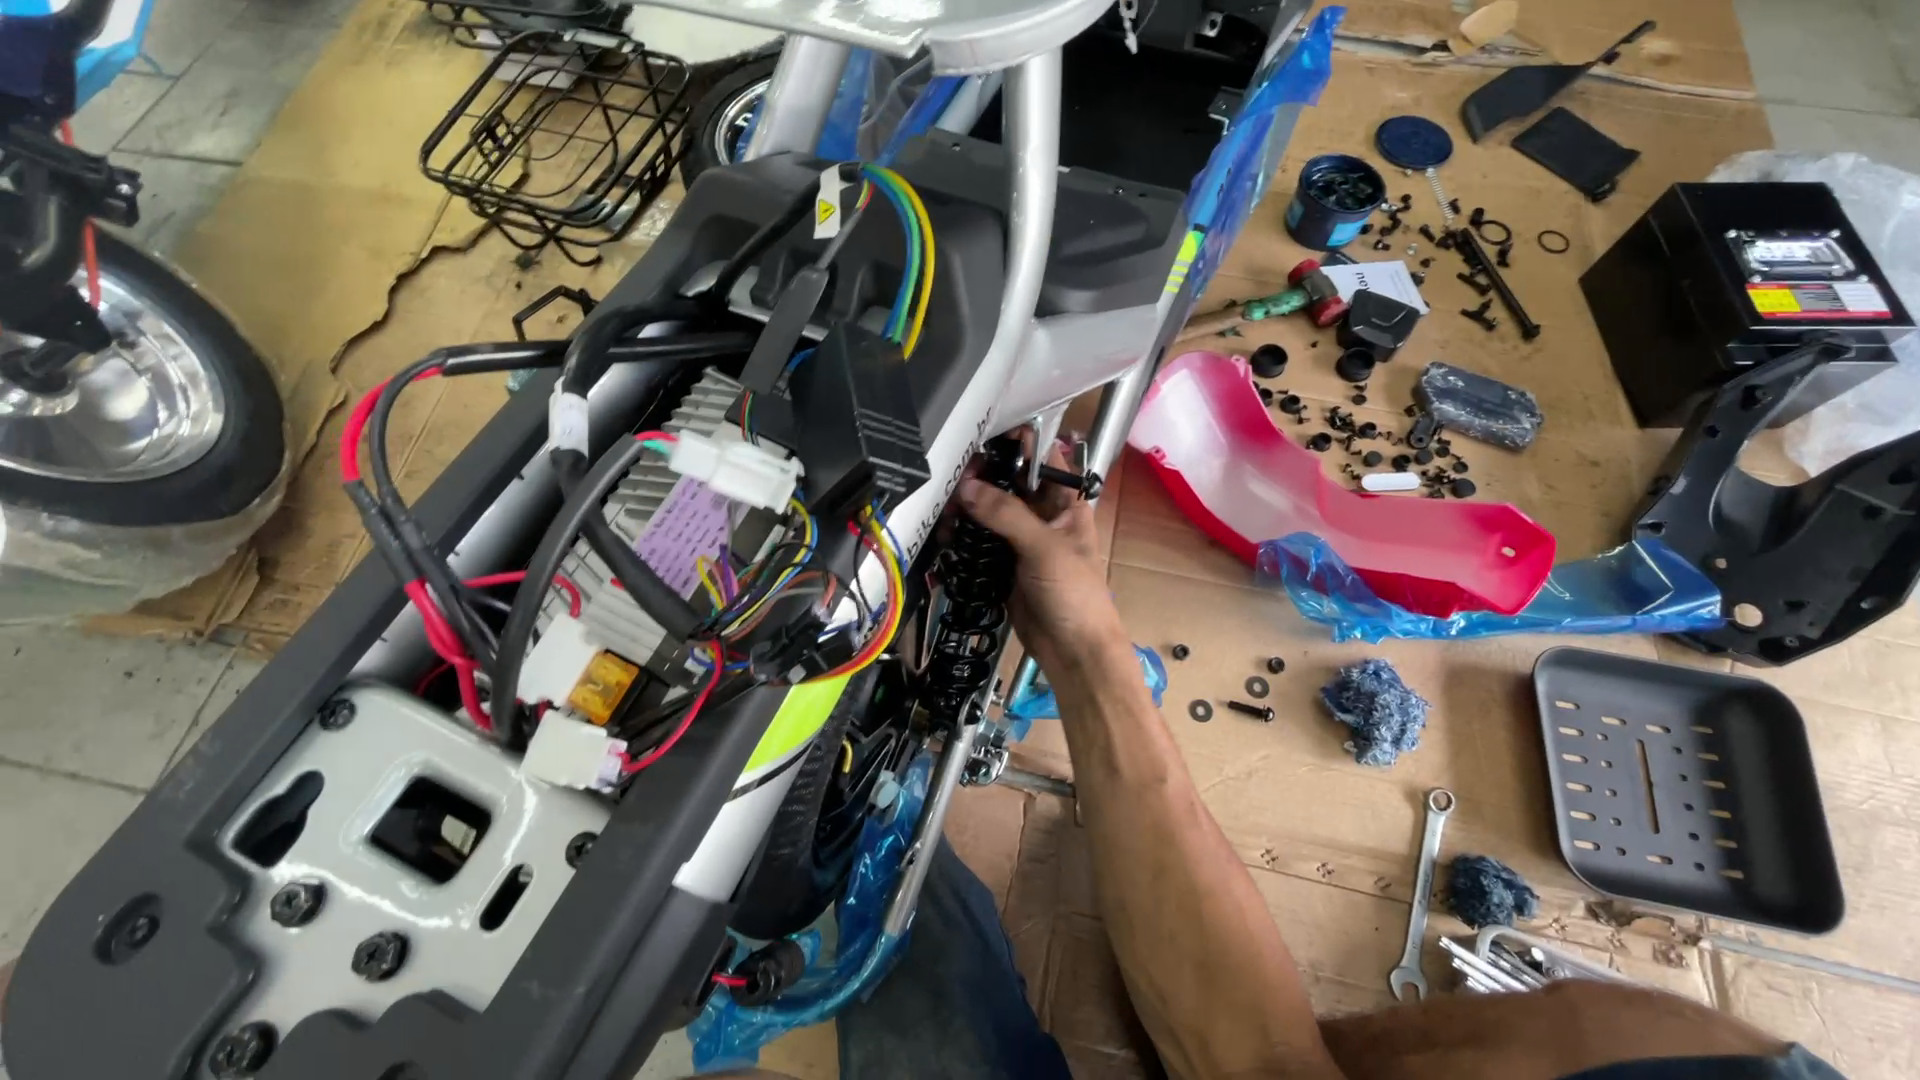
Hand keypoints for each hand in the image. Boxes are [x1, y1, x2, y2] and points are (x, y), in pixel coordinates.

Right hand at [956, 459, 1127, 675]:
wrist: (1073, 652)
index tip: (982, 436)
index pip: (1042, 460)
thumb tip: (966, 487)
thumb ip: (1006, 515)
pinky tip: (945, 530)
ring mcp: (1020, 541)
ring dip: (968, 507)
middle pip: (1009, 484)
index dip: (1017, 444)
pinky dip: (962, 536)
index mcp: (1066, 504)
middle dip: (982, 477)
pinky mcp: (1002, 565)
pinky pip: (979, 542)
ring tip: (944, 504)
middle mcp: (1043, 517)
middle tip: (953, 475)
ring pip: (989, 512)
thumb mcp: (1045, 547)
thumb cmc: (1075, 594)